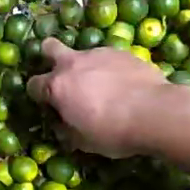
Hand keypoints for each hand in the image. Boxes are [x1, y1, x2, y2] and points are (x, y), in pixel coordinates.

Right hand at [27, 39, 171, 156]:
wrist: (155, 112)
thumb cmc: (113, 132)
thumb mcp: (82, 141)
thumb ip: (66, 129)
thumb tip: (62, 123)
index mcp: (57, 87)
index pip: (33, 85)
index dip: (39, 96)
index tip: (49, 106)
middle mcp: (73, 63)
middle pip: (49, 48)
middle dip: (49, 57)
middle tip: (61, 75)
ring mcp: (99, 53)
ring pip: (83, 54)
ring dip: (85, 67)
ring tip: (102, 87)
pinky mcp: (122, 51)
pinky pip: (107, 58)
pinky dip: (109, 69)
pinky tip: (122, 84)